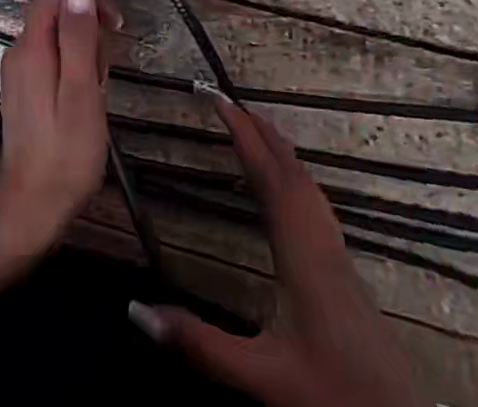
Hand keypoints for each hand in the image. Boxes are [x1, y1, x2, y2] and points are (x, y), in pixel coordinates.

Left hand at [0, 0, 113, 263]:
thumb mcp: (81, 89)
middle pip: (57, 13)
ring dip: (85, 53)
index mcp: (32, 47)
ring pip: (58, 38)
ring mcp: (20, 70)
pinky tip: (85, 99)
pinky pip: (53, 59)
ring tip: (97, 90)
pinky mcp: (26, 88)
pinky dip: (75, 70)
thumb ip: (79, 33)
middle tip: (105, 69)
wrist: (33, 204)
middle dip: (89, 30)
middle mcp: (19, 51)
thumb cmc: (67, 150)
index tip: (115, 22)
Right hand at [130, 95, 419, 406]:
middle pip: (291, 171)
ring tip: (252, 128)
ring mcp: (337, 254)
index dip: (243, 134)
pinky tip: (285, 187)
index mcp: (302, 254)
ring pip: (307, 185)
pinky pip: (313, 202)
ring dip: (278, 149)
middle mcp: (322, 243)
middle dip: (259, 130)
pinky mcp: (343, 269)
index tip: (218, 100)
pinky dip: (292, 174)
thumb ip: (199, 344)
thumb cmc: (336, 394)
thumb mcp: (261, 377)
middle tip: (226, 100)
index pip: (269, 177)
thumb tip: (133, 309)